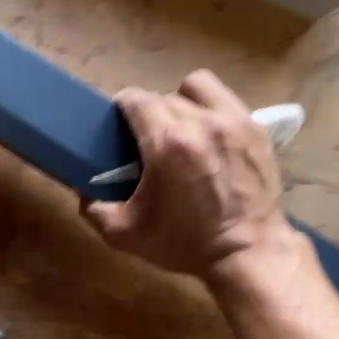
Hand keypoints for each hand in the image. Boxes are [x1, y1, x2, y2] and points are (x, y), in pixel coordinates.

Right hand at [81, 70, 302, 284]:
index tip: (117, 125)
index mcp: (166, 144)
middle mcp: (200, 122)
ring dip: (181, 101)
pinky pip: (225, 100)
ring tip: (180, 128)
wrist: (245, 251)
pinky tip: (207, 136)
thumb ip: (94, 209)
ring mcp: (233, 120)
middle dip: (148, 114)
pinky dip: (210, 109)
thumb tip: (83, 189)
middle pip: (163, 97)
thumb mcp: (124, 234)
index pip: (136, 100)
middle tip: (145, 141)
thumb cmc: (182, 243)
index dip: (121, 107)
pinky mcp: (255, 127)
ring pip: (196, 87)